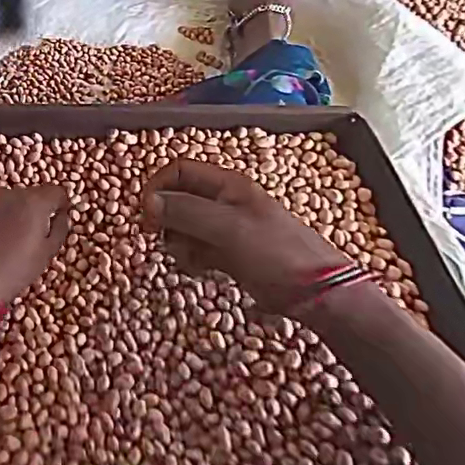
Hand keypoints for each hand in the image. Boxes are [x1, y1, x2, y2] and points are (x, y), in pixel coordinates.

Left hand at [0, 185, 71, 304]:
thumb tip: (62, 214)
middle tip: (30, 237)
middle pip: (29, 195)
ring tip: (5, 241)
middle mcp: (9, 193)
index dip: (60, 204)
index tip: (59, 216)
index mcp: (34, 202)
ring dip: (10, 213)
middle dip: (33, 211)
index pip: (56, 191)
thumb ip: (59, 229)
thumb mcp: (45, 255)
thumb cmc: (12, 272)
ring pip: (6, 201)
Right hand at [142, 159, 349, 312]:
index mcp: (226, 184)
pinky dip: (190, 257)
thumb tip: (148, 203)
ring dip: (176, 240)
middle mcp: (222, 201)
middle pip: (176, 198)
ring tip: (188, 257)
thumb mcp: (228, 228)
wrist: (316, 294)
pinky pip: (194, 248)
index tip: (147, 213)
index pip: (178, 171)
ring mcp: (224, 228)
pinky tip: (199, 269)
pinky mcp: (226, 253)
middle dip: (165, 217)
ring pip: (182, 225)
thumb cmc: (275, 252)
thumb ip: (186, 212)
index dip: (158, 187)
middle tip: (161, 237)